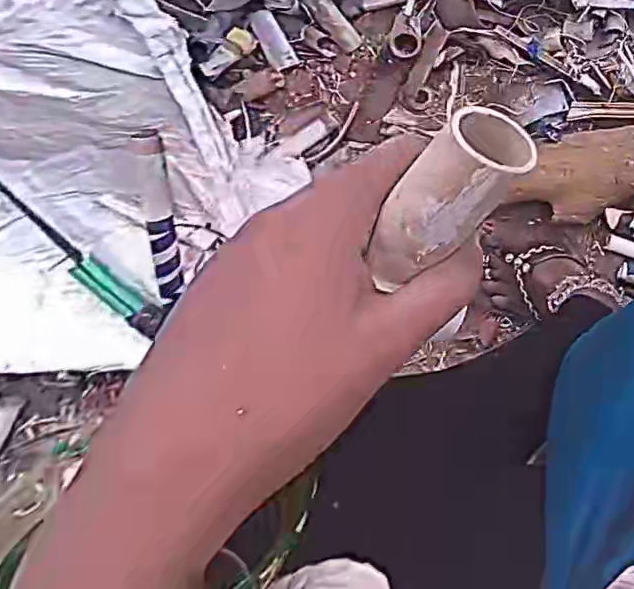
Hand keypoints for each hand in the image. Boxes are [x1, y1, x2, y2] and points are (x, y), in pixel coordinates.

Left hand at [16, 134, 480, 588]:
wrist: (162, 477)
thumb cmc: (286, 399)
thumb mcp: (389, 343)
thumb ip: (447, 287)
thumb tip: (471, 256)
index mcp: (318, 220)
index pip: (392, 156)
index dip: (437, 164)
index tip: (462, 196)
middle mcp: (273, 220)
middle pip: (359, 185)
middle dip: (405, 210)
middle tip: (430, 254)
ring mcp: (237, 250)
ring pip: (324, 218)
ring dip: (366, 237)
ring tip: (383, 290)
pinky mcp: (218, 282)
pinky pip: (289, 247)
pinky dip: (325, 260)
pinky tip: (326, 317)